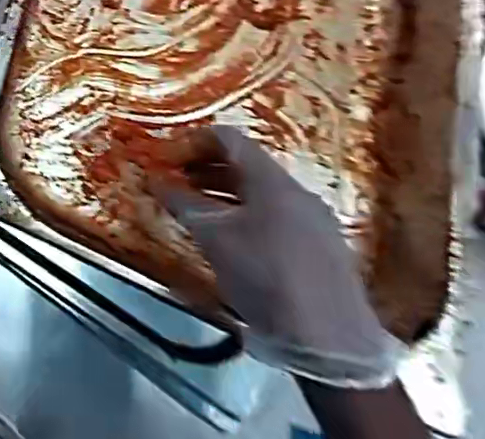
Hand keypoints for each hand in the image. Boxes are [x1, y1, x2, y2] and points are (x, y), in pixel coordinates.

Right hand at [159, 126, 401, 388]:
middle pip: (245, 164)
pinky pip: (276, 214)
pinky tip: (228, 235)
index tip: (167, 158)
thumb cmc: (264, 275)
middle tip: (174, 180)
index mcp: (273, 182)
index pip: (229, 139)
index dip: (192, 141)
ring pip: (260, 191)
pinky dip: (244, 212)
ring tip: (193, 207)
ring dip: (222, 191)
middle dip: (204, 167)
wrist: (330, 345)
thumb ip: (181, 201)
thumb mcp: (211, 236)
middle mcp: (298, 193)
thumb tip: (155, 179)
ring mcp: (315, 222)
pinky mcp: (322, 249)